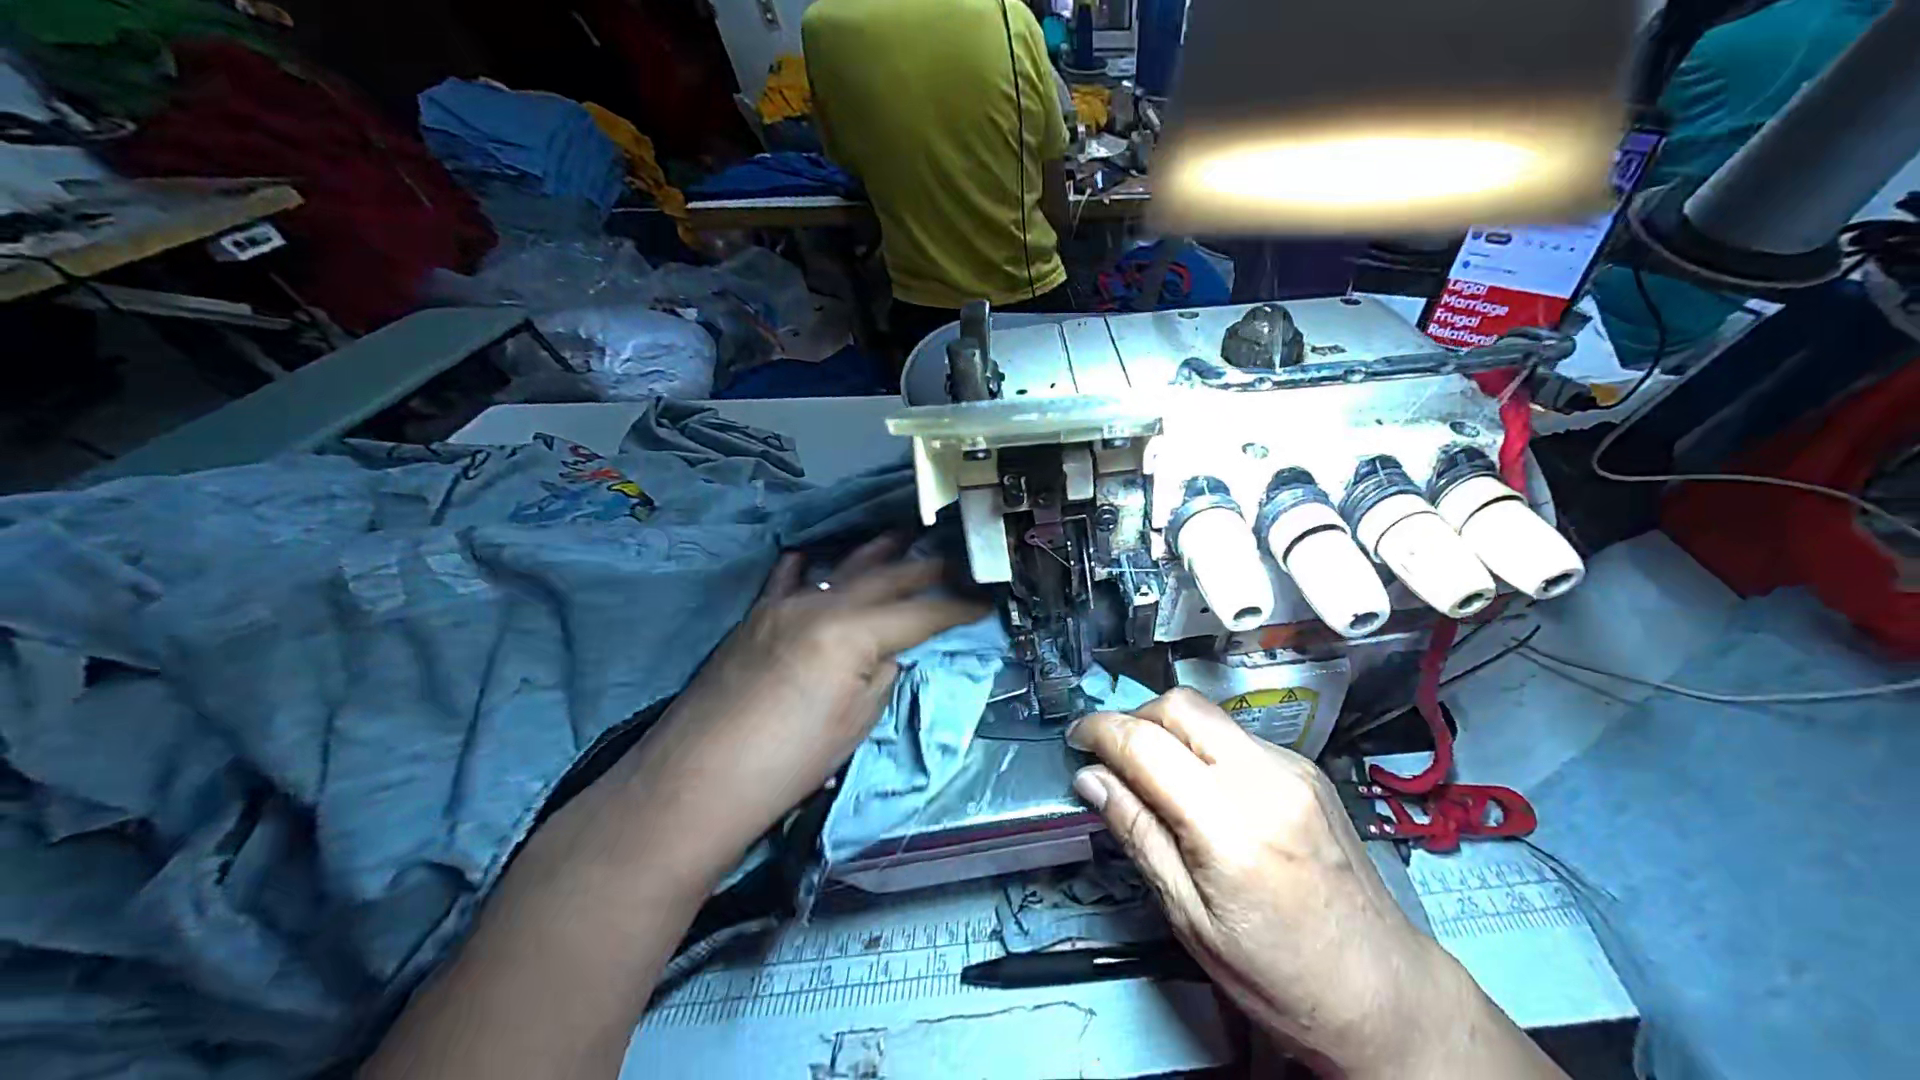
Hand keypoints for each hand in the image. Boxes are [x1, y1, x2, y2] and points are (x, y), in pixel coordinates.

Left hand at [602, 537, 985, 886]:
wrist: (700, 779)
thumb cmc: (789, 763)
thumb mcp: (856, 723)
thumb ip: (881, 675)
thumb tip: (888, 652)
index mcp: (853, 632)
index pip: (921, 613)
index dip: (958, 607)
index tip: (985, 599)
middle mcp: (821, 605)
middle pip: (886, 578)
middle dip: (927, 569)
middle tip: (958, 560)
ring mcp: (783, 605)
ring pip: (841, 569)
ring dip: (876, 554)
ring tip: (903, 535)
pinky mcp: (756, 616)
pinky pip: (787, 579)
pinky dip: (809, 567)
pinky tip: (814, 555)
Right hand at [1067, 690, 1560, 1079]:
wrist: (1382, 990)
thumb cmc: (1276, 974)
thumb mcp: (1188, 917)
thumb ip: (1137, 833)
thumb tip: (1090, 778)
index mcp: (1230, 824)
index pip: (1145, 744)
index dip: (1099, 731)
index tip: (1075, 740)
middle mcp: (1265, 778)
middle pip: (1178, 705)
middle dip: (1133, 718)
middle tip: (1110, 755)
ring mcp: (1293, 768)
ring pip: (1207, 713)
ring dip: (1166, 728)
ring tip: (1149, 771)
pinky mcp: (1308, 770)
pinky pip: (1236, 735)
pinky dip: (1201, 744)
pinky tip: (1197, 785)